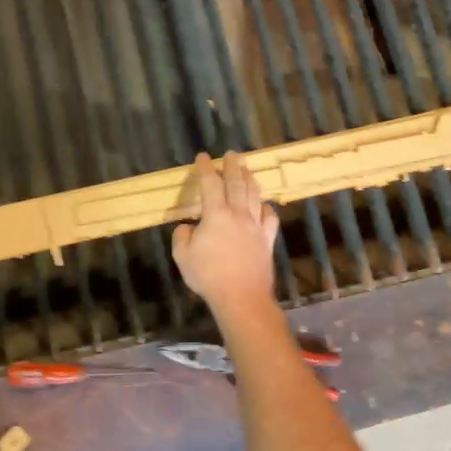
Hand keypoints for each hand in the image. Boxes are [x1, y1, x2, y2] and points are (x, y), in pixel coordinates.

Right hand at [171, 152, 279, 321]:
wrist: (242, 297)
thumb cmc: (208, 276)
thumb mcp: (182, 256)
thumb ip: (182, 236)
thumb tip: (188, 227)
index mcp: (216, 215)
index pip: (210, 184)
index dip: (205, 168)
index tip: (203, 157)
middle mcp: (238, 215)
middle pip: (236, 184)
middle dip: (232, 166)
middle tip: (231, 154)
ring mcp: (255, 227)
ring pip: (254, 196)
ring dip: (250, 180)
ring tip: (247, 170)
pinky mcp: (267, 240)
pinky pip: (269, 218)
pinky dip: (265, 208)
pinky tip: (262, 206)